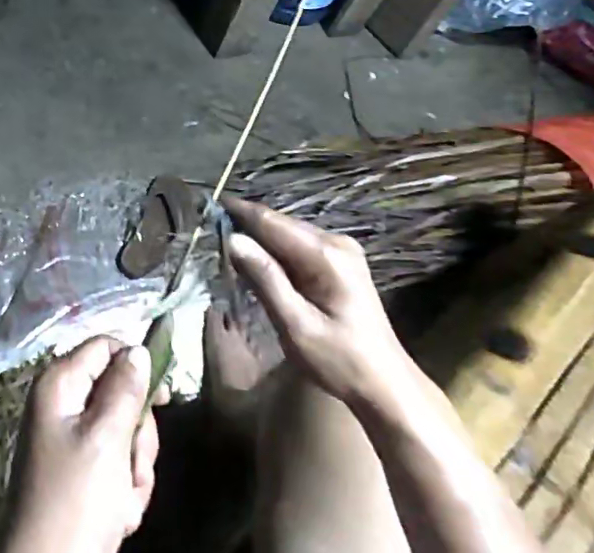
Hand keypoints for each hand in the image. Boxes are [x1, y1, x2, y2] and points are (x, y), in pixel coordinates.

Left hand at [3, 337, 159, 552]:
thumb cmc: (76, 500)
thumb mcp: (107, 439)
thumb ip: (126, 390)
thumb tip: (138, 348)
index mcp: (60, 384)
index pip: (105, 346)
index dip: (136, 365)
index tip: (163, 398)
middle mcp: (63, 404)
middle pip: (120, 393)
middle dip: (137, 433)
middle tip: (134, 465)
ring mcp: (70, 439)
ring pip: (124, 432)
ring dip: (134, 468)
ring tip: (123, 500)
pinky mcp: (79, 471)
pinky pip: (116, 464)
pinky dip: (124, 489)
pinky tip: (118, 515)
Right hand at [222, 195, 406, 404]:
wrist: (387, 387)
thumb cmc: (341, 362)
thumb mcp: (296, 326)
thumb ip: (265, 279)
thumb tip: (233, 239)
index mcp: (326, 255)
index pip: (271, 221)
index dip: (237, 211)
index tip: (206, 205)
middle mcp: (335, 242)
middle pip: (279, 224)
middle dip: (245, 226)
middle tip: (209, 233)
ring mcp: (341, 251)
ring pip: (286, 234)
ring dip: (258, 240)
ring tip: (225, 247)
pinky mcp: (339, 262)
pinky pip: (297, 247)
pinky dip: (274, 252)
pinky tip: (256, 265)